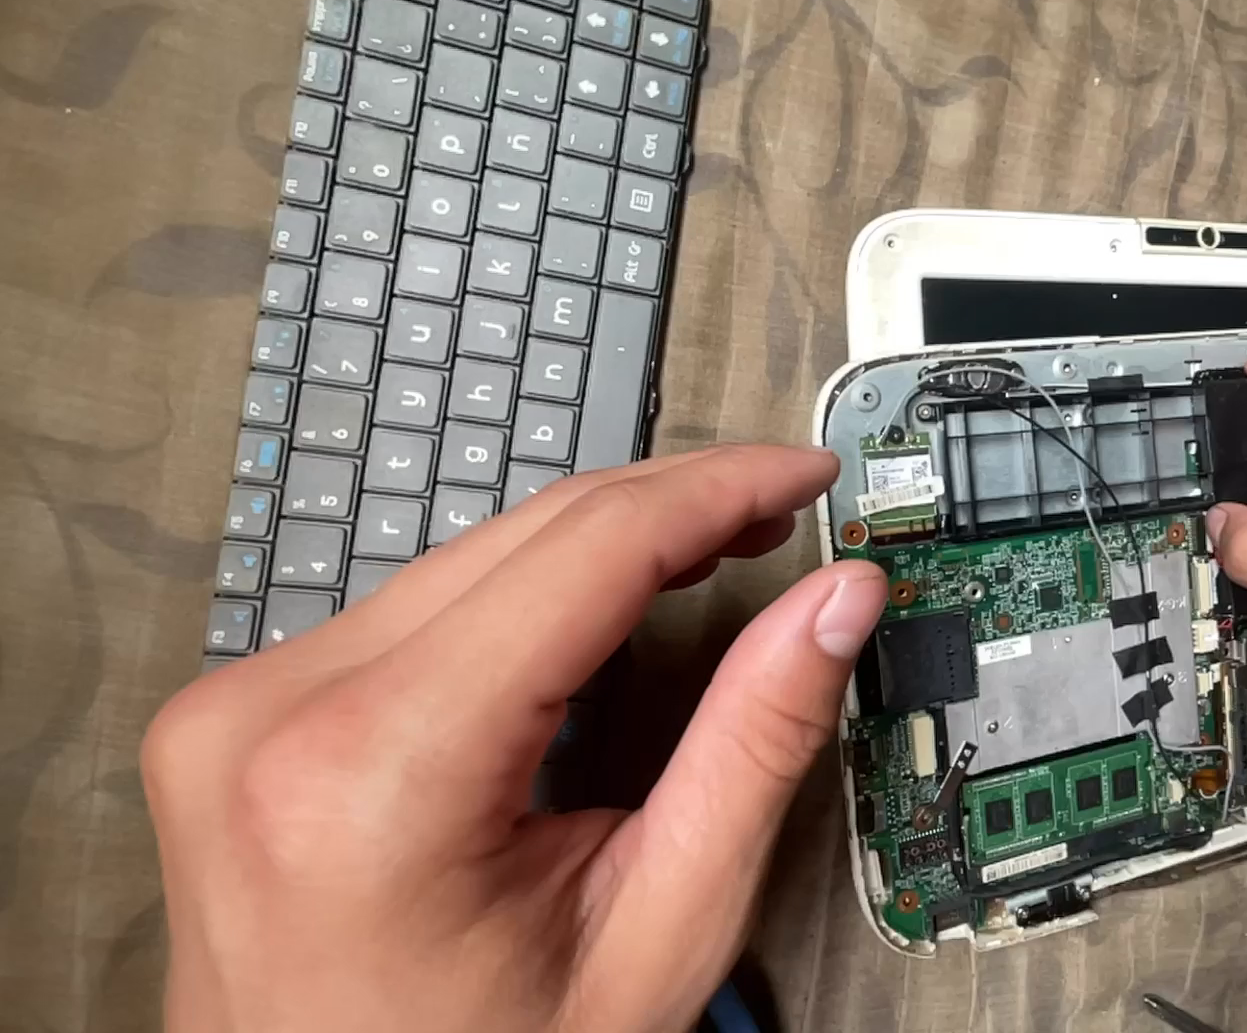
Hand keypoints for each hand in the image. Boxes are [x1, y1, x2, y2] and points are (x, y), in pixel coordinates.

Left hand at [144, 446, 887, 1032]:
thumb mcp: (670, 922)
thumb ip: (760, 739)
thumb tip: (841, 598)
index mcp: (376, 769)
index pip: (591, 552)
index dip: (721, 490)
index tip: (808, 472)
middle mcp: (281, 704)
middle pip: (542, 531)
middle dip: (688, 499)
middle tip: (788, 502)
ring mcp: (256, 696)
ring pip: (501, 544)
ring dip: (634, 527)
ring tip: (736, 534)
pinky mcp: (272, 701)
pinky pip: (458, 588)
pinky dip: (571, 568)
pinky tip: (639, 576)